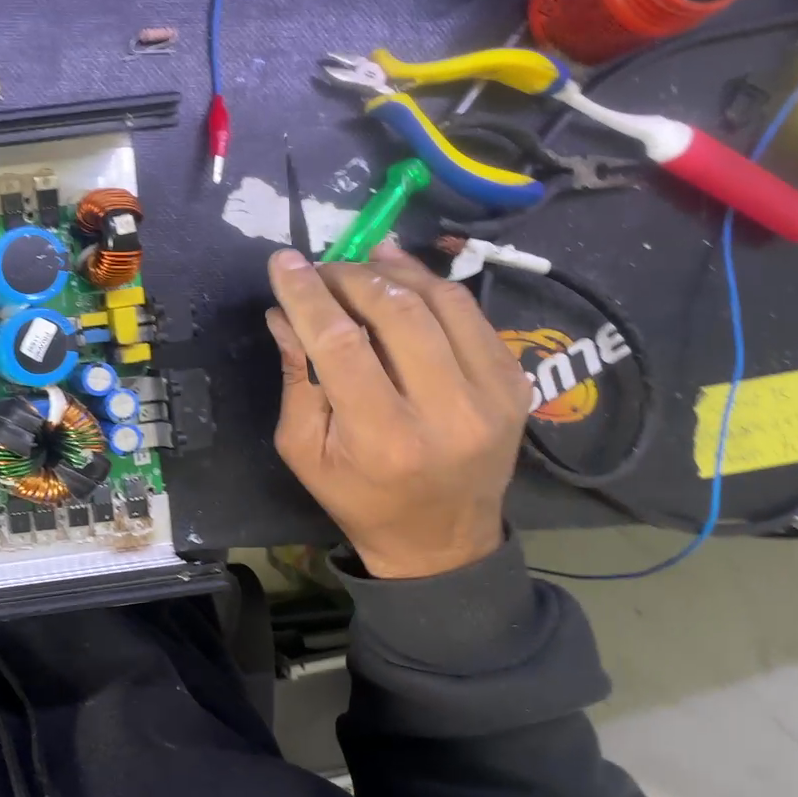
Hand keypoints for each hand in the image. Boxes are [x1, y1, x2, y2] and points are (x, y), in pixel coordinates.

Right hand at [265, 242, 529, 579]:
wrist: (440, 538)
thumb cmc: (357, 496)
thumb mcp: (302, 448)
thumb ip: (296, 379)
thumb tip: (283, 314)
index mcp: (382, 437)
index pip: (341, 344)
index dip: (308, 296)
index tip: (283, 261)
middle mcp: (445, 412)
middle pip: (397, 314)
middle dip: (349, 277)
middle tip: (319, 267)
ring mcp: (491, 395)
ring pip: (442, 304)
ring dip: (395, 271)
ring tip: (360, 258)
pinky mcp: (514, 384)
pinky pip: (472, 316)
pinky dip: (433, 287)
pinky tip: (403, 273)